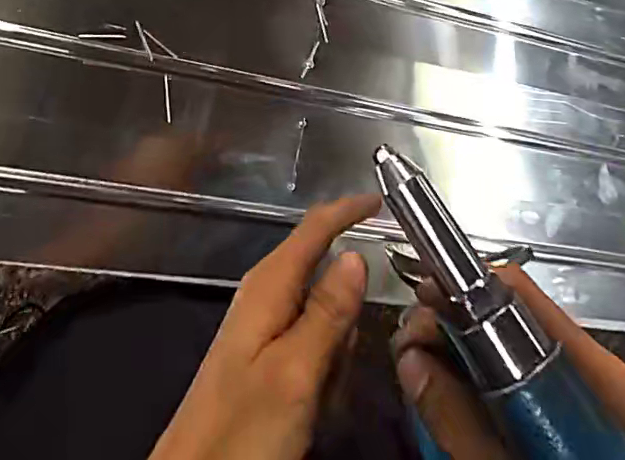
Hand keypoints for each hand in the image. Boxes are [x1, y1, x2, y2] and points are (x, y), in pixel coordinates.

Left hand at [149, 193, 382, 459]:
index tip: (380, 199)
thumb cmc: (244, 425)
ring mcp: (265, 322)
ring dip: (334, 357)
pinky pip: (315, 349)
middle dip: (344, 322)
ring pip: (325, 320)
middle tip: (332, 374)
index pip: (313, 229)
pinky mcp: (268, 352)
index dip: (346, 210)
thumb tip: (356, 254)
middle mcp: (266, 292)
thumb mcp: (295, 371)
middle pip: (327, 278)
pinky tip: (310, 408)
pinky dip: (323, 375)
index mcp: (269, 284)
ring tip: (316, 400)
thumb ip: (327, 311)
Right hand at [392, 264, 624, 458]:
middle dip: (447, 329)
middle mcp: (589, 375)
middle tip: (408, 351)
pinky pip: (506, 387)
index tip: (421, 306)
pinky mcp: (560, 424)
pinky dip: (471, 390)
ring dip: (451, 361)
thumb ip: (459, 420)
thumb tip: (410, 361)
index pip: (518, 291)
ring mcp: (577, 400)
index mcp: (596, 374)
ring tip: (419, 382)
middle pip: (502, 320)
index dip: (461, 289)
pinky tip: (448, 413)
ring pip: (499, 354)